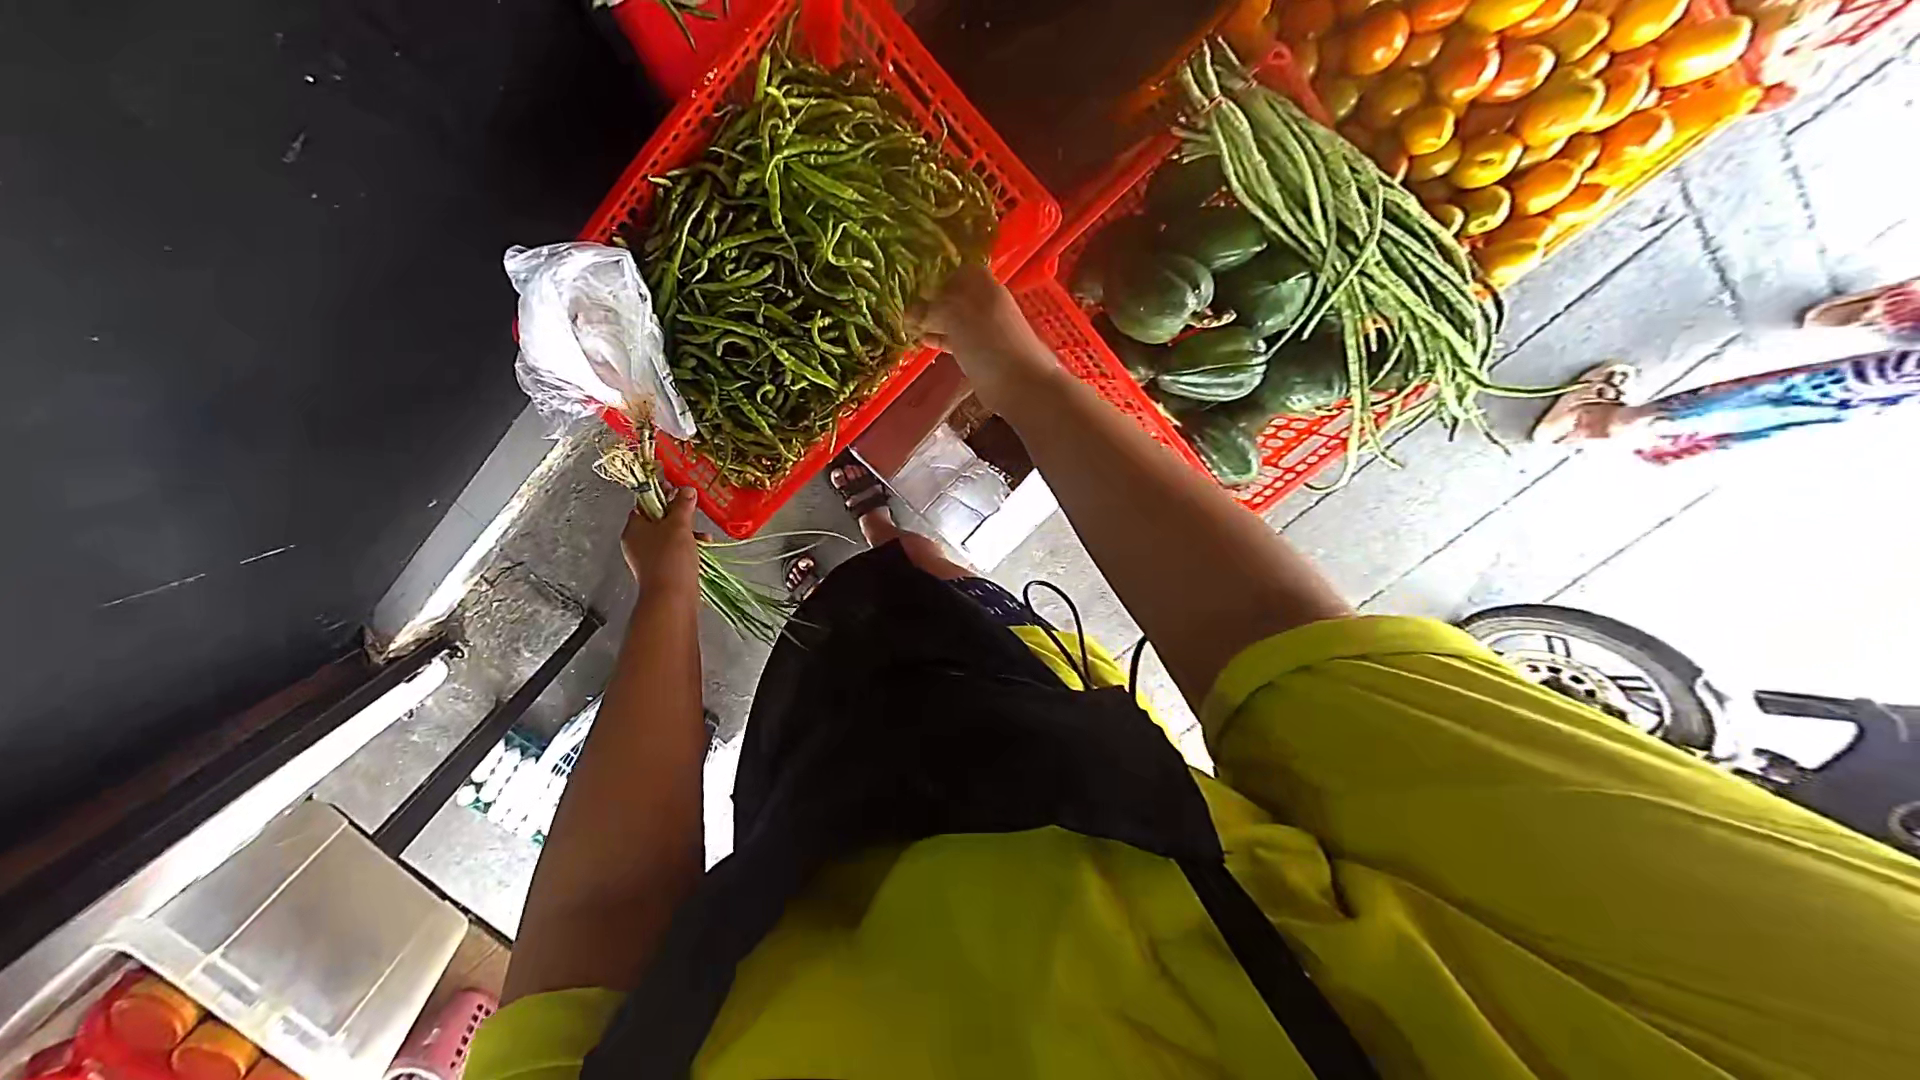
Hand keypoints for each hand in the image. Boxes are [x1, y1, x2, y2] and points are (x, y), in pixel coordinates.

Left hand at [622, 487, 699, 596]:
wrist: (672, 597)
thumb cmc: (670, 558)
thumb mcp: (679, 526)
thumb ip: (682, 505)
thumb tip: (686, 490)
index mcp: (634, 528)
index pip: (644, 503)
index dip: (661, 494)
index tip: (677, 490)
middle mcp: (637, 541)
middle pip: (657, 519)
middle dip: (678, 515)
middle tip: (692, 510)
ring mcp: (648, 557)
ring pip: (668, 535)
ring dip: (686, 532)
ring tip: (703, 536)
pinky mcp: (661, 569)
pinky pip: (673, 551)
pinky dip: (687, 547)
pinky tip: (701, 548)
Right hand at [916, 265, 1064, 408]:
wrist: (1020, 383)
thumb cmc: (987, 341)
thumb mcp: (954, 316)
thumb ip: (930, 309)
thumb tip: (910, 311)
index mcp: (984, 286)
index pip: (958, 272)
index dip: (937, 277)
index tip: (915, 287)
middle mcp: (987, 304)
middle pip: (956, 296)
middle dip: (932, 301)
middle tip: (907, 308)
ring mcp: (987, 329)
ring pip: (956, 319)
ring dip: (934, 322)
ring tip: (909, 326)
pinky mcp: (984, 353)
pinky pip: (958, 339)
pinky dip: (942, 339)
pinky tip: (924, 342)